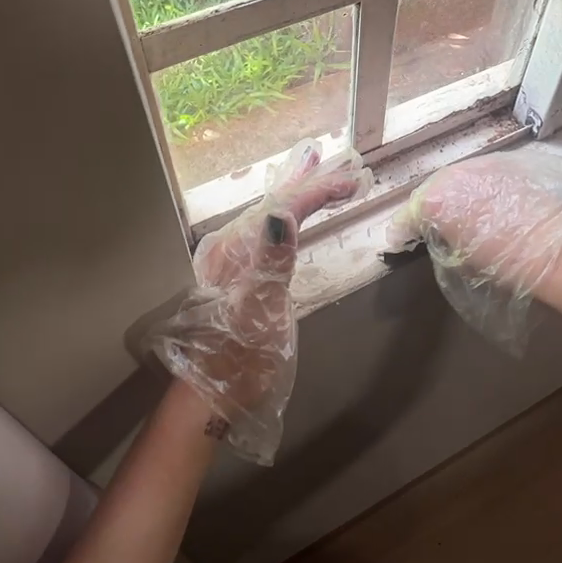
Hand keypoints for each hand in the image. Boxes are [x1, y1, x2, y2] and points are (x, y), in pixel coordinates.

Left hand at [147, 141, 370, 464]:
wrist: (208, 397)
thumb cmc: (236, 359)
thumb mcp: (257, 313)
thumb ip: (270, 262)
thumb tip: (279, 212)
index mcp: (235, 250)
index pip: (282, 207)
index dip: (318, 191)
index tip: (353, 182)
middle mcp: (231, 246)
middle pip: (276, 203)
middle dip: (311, 183)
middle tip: (345, 165)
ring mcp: (233, 260)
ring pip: (271, 214)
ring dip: (298, 192)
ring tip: (314, 165)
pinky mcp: (238, 275)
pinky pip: (267, 231)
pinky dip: (287, 213)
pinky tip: (289, 210)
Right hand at [400, 148, 561, 353]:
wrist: (556, 252)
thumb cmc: (506, 263)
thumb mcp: (461, 258)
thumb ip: (439, 239)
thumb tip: (432, 233)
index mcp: (438, 199)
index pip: (411, 210)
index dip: (403, 227)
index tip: (399, 240)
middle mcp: (456, 174)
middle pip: (433, 188)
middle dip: (428, 206)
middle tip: (427, 227)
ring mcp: (483, 166)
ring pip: (457, 179)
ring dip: (453, 195)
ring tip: (456, 217)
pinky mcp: (507, 164)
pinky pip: (480, 176)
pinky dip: (475, 189)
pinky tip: (483, 207)